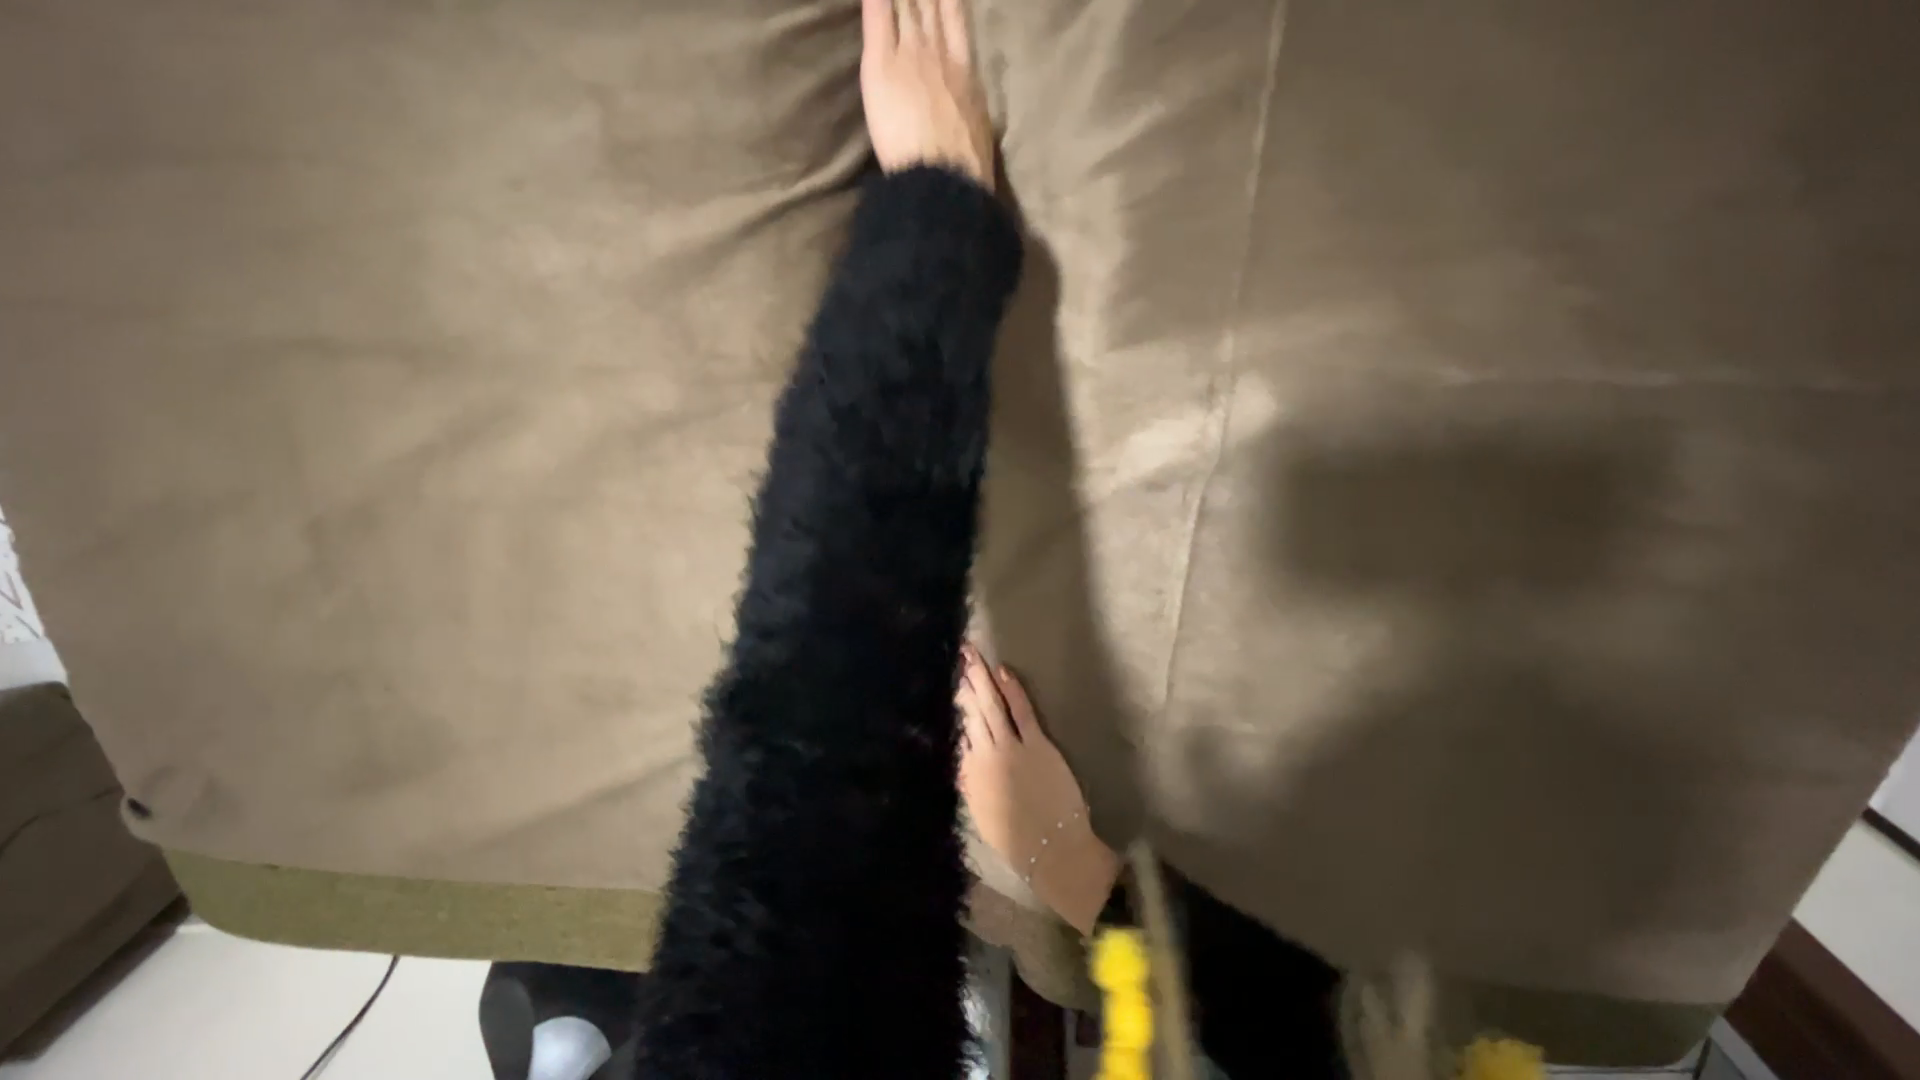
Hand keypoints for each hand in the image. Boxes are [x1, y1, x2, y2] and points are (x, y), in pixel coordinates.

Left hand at [860, 0, 994, 189]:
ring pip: (906, 5)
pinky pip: (877, 17)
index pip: (955, 22)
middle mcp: (939, 54)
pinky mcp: (881, 65)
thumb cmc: (964, 168)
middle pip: (930, 4)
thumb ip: (971, 108)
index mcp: (965, 73)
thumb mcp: (979, 131)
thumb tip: (972, 108)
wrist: (943, 179)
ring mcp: (910, 55)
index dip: (947, 0)